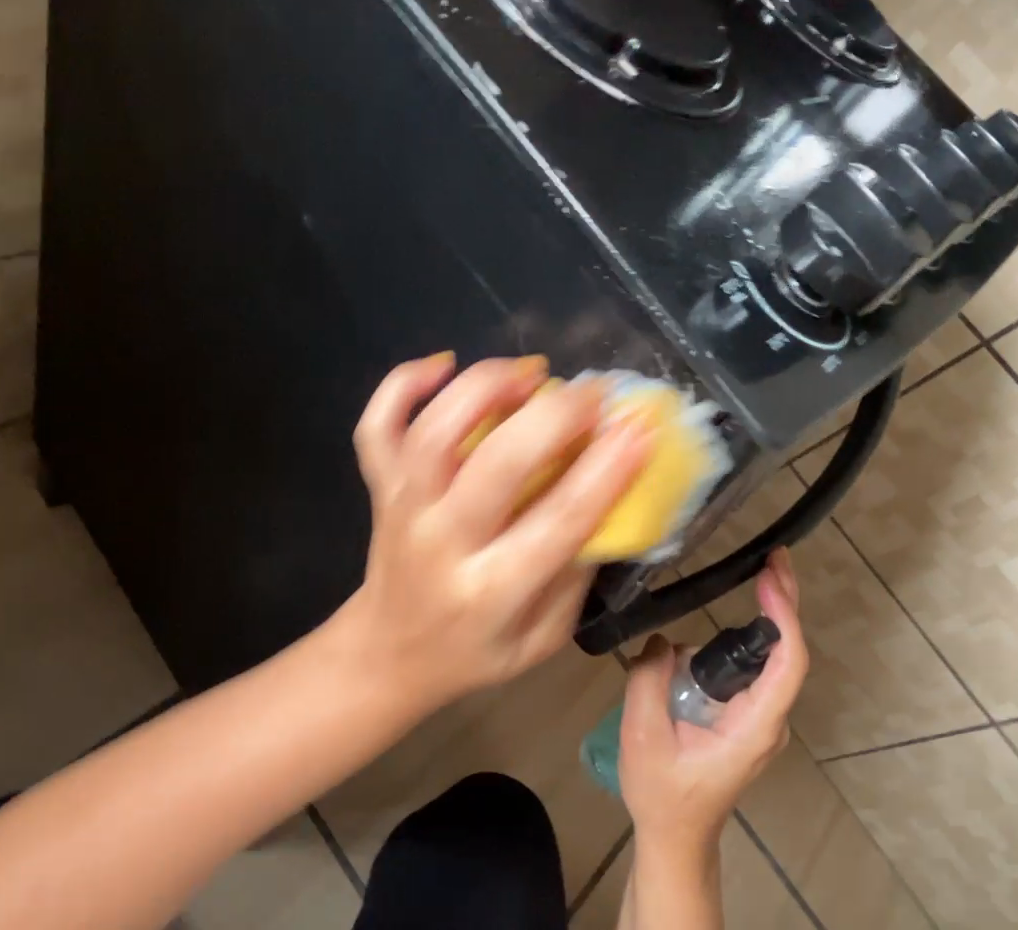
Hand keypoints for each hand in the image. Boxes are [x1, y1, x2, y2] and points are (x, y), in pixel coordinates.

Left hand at [335, 353, 653, 707]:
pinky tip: (443, 364)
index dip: (605, 471)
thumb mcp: (542, 638)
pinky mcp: (380, 487)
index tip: (639, 428)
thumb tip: (612, 494)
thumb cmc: (476, 650)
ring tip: (530, 369)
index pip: (557, 523)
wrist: (389, 653)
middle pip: (494, 466)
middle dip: (552, 418)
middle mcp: (441, 543)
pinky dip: (402, 385)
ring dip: (483, 390)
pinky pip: (377, 427)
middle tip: (592, 392)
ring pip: (432, 434)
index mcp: (490, 592)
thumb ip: (575, 573)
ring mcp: (402, 509)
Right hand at [618, 549, 806, 852]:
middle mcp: (767, 719)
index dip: (785, 617)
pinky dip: (745, 639)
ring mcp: (759, 719)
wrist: (674, 836)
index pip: (787, 665)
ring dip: (765, 617)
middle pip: (787, 654)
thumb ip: (649, 681)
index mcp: (753, 726)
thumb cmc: (662, 794)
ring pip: (770, 660)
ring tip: (756, 575)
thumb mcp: (643, 736)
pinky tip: (729, 619)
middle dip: (784, 602)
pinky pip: (751, 671)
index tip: (772, 577)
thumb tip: (662, 640)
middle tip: (774, 558)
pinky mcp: (745, 717)